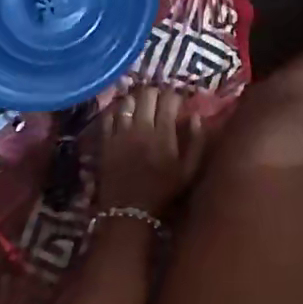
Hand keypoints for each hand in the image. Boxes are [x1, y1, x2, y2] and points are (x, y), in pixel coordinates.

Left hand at [94, 86, 204, 217]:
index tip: (178, 96)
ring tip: (141, 103)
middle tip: (160, 97)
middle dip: (155, 91)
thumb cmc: (163, 191)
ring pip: (126, 102)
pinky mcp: (105, 140)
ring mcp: (120, 133)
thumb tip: (196, 116)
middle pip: (147, 95)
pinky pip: (109, 116)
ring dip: (136, 98)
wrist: (129, 211)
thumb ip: (196, 142)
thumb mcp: (189, 171)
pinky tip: (123, 113)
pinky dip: (117, 110)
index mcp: (163, 134)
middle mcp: (141, 128)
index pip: (168, 100)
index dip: (174, 93)